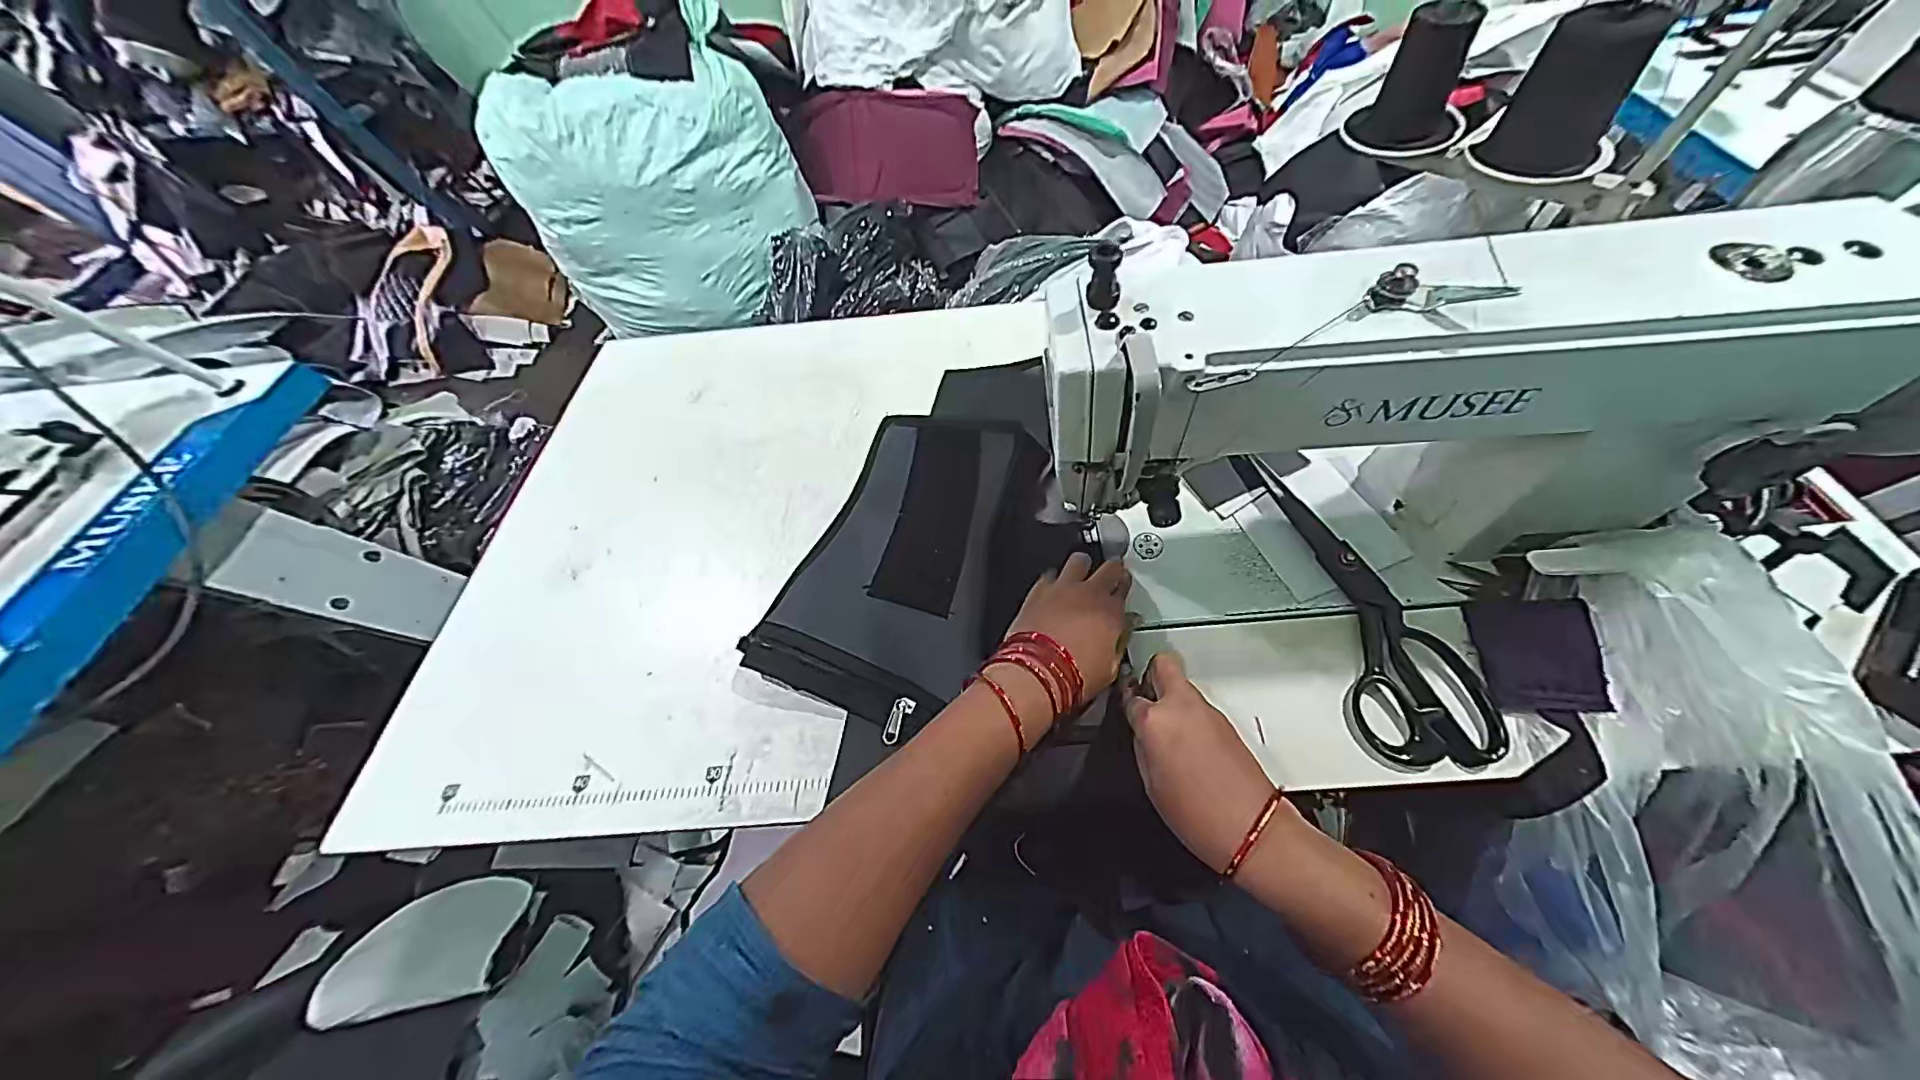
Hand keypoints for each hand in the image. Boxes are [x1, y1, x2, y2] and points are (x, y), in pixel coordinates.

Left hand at [1005, 553, 1132, 703]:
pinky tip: (1053, 588)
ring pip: (1079, 561)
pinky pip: (1049, 575)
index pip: (1126, 589)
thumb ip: (1117, 644)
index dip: (1125, 587)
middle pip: (1109, 568)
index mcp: (1112, 612)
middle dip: (1112, 570)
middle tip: (1110, 574)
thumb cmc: (1073, 675)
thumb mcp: (1109, 668)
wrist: (1037, 672)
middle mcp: (1090, 594)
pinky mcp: (1039, 591)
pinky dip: (1053, 580)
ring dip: (1082, 566)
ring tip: (1081, 573)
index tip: (1123, 589)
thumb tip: (1120, 636)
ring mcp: (1063, 588)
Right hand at [1125, 651, 1298, 873]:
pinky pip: (1199, 707)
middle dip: (1151, 675)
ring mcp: (1208, 711)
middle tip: (1145, 697)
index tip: (1126, 710)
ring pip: (1183, 685)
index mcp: (1155, 720)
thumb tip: (1141, 734)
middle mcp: (1182, 706)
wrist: (1252, 828)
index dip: (1126, 704)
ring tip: (1168, 733)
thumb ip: (1141, 746)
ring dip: (1172, 699)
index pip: (1130, 696)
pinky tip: (1189, 746)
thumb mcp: (1150, 783)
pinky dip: (1191, 716)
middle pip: (1163, 665)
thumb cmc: (1199, 815)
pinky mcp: (1226, 722)